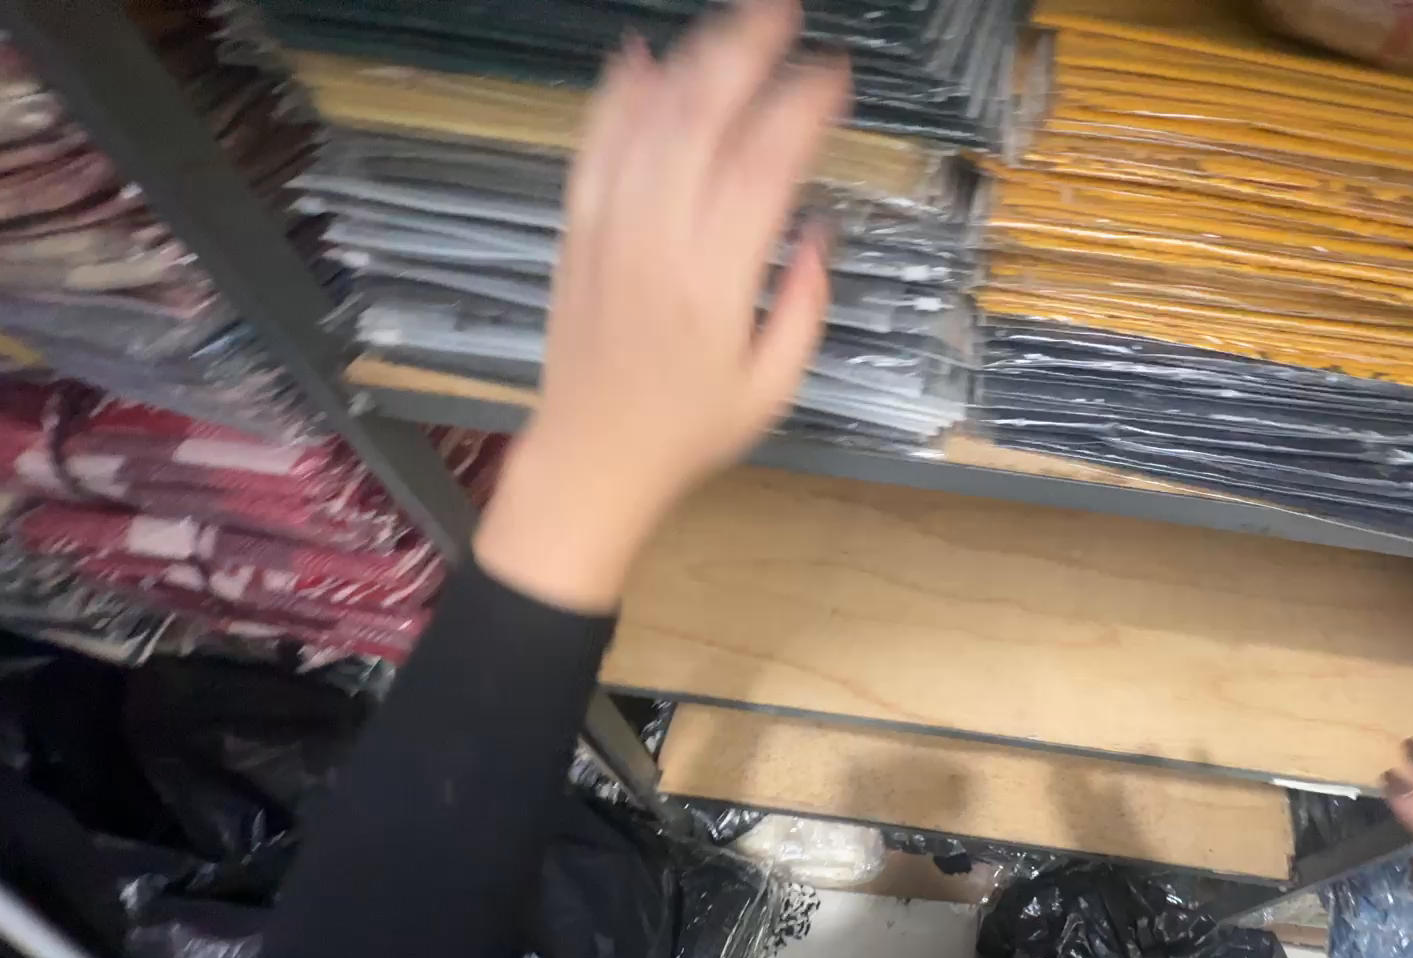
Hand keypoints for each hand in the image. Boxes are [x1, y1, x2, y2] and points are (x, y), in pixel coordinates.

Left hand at [475, 0, 847, 612]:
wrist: (595, 458)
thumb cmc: (693, 432)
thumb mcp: (772, 389)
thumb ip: (803, 307)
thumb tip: (817, 232)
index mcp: (715, 284)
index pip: (763, 167)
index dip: (802, 109)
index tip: (837, 77)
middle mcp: (657, 241)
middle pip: (700, 118)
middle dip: (747, 53)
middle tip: (787, 16)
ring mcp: (607, 230)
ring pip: (646, 120)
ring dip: (692, 59)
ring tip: (735, 25)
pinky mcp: (575, 232)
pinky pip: (592, 147)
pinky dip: (615, 96)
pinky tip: (640, 57)